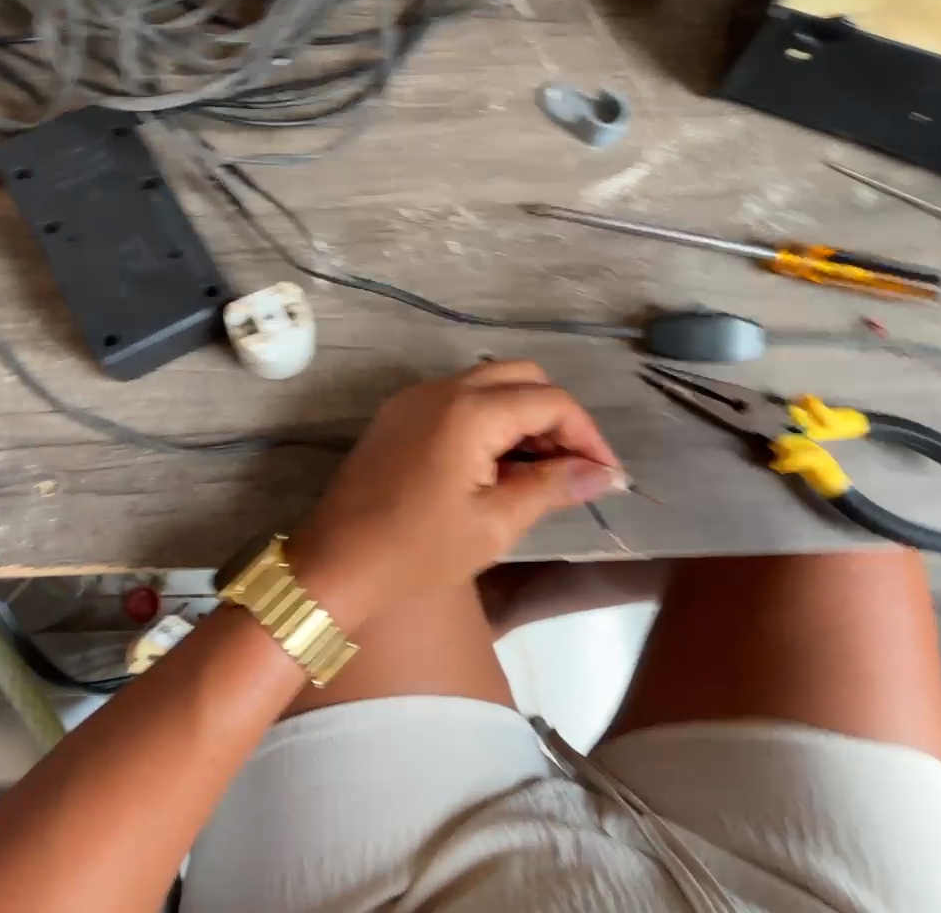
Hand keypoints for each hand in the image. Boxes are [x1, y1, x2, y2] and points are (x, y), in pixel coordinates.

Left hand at [291, 360, 622, 626]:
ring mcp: (415, 398)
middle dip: (556, 416)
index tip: (605, 474)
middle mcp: (442, 389)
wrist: (336, 563)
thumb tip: (604, 473)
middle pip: (522, 377)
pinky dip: (488, 419)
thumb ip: (552, 487)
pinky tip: (495, 463)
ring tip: (538, 469)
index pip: (550, 401)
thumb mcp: (495, 524)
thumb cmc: (418, 551)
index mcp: (469, 411)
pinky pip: (458, 399)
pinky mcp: (399, 414)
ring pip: (489, 383)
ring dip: (522, 415)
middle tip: (571, 466)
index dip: (587, 434)